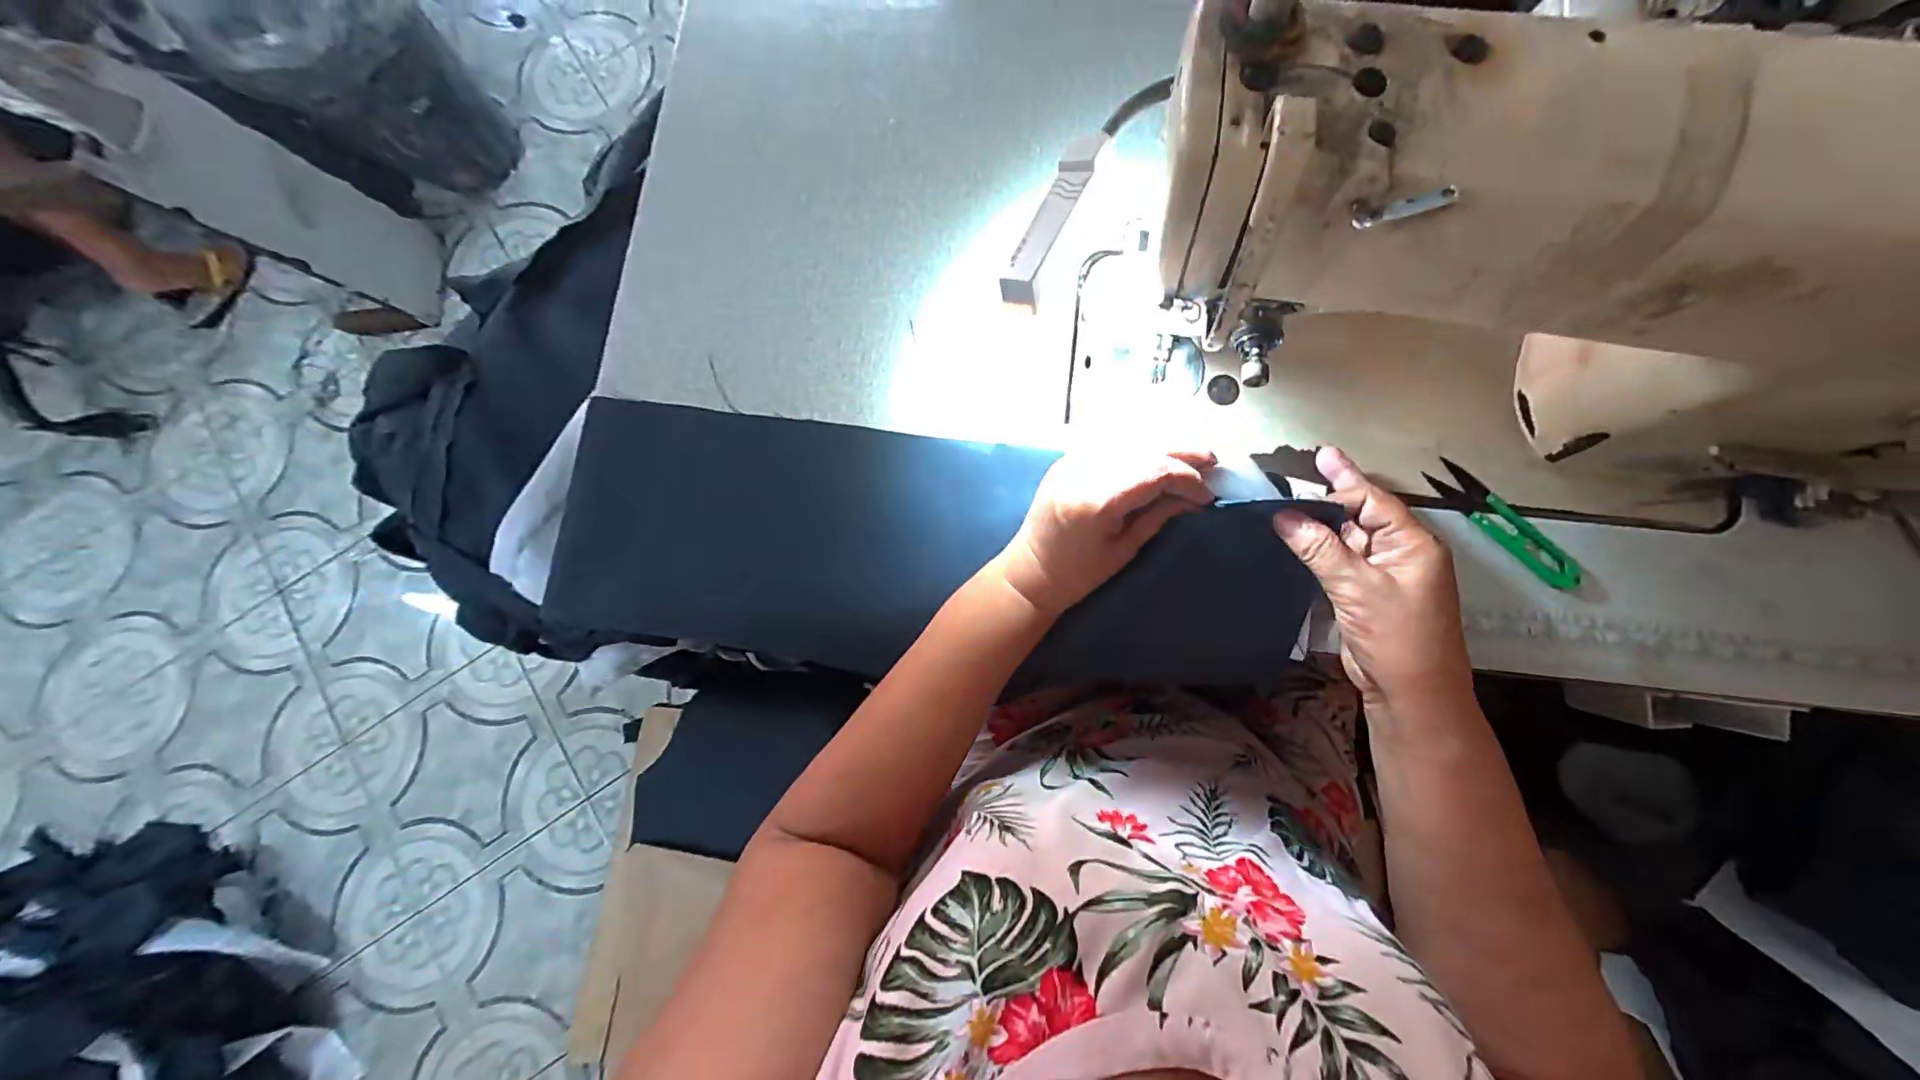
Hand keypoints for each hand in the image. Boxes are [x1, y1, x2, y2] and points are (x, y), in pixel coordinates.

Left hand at [996, 449, 1217, 617]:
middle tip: (1210, 463)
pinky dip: (1137, 448)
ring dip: (1161, 446)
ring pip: (1127, 441)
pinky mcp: (1066, 460)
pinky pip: (1110, 445)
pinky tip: (1157, 455)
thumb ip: (1158, 517)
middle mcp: (1081, 472)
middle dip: (1180, 456)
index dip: (1187, 479)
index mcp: (1094, 501)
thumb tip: (1194, 499)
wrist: (1030, 572)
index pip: (1153, 471)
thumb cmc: (1076, 574)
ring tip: (1191, 456)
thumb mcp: (1124, 550)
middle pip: (1143, 449)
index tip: (1206, 495)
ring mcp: (1071, 462)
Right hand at [1272, 447, 1472, 711]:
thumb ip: (1319, 548)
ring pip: (1346, 539)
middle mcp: (1400, 554)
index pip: (1373, 502)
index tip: (1321, 455)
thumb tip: (1283, 516)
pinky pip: (1339, 562)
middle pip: (1359, 516)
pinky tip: (1296, 539)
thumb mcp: (1357, 588)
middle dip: (1328, 498)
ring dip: (1319, 525)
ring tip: (1286, 503)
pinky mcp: (1365, 594)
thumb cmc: (1397, 637)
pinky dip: (1318, 550)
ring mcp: (1382, 575)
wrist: (1410, 692)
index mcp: (1413, 545)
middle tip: (1296, 477)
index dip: (1345, 479)